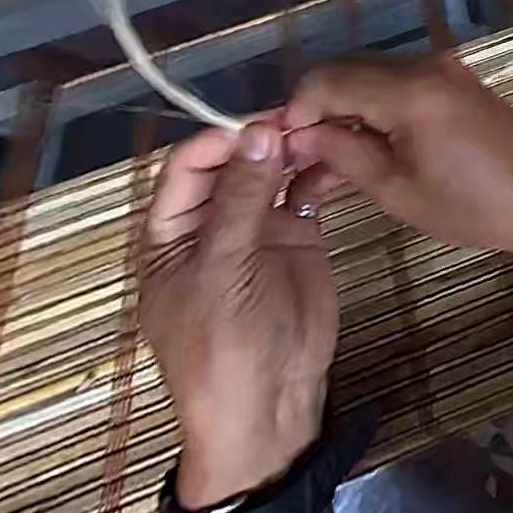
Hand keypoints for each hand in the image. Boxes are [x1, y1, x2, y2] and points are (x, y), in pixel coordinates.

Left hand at [141, 121, 338, 508]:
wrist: (273, 392)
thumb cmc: (224, 339)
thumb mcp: (223, 268)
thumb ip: (242, 198)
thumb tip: (259, 131)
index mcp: (173, 230)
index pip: (189, 169)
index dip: (221, 142)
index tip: (263, 124)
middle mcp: (215, 220)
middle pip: (234, 163)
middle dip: (263, 139)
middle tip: (304, 120)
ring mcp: (259, 225)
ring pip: (273, 172)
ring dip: (295, 150)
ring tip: (326, 133)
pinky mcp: (299, 232)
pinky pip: (306, 191)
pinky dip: (320, 172)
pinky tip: (339, 158)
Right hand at [282, 56, 512, 256]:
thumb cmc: (473, 204)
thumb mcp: (396, 189)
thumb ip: (342, 152)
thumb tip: (297, 135)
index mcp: (409, 89)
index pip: (325, 79)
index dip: (294, 112)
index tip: (285, 151)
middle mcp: (425, 64)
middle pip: (345, 70)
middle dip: (317, 110)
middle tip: (305, 160)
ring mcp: (444, 67)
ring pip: (370, 76)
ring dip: (345, 111)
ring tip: (333, 162)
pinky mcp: (454, 79)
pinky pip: (399, 83)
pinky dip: (375, 108)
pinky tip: (369, 147)